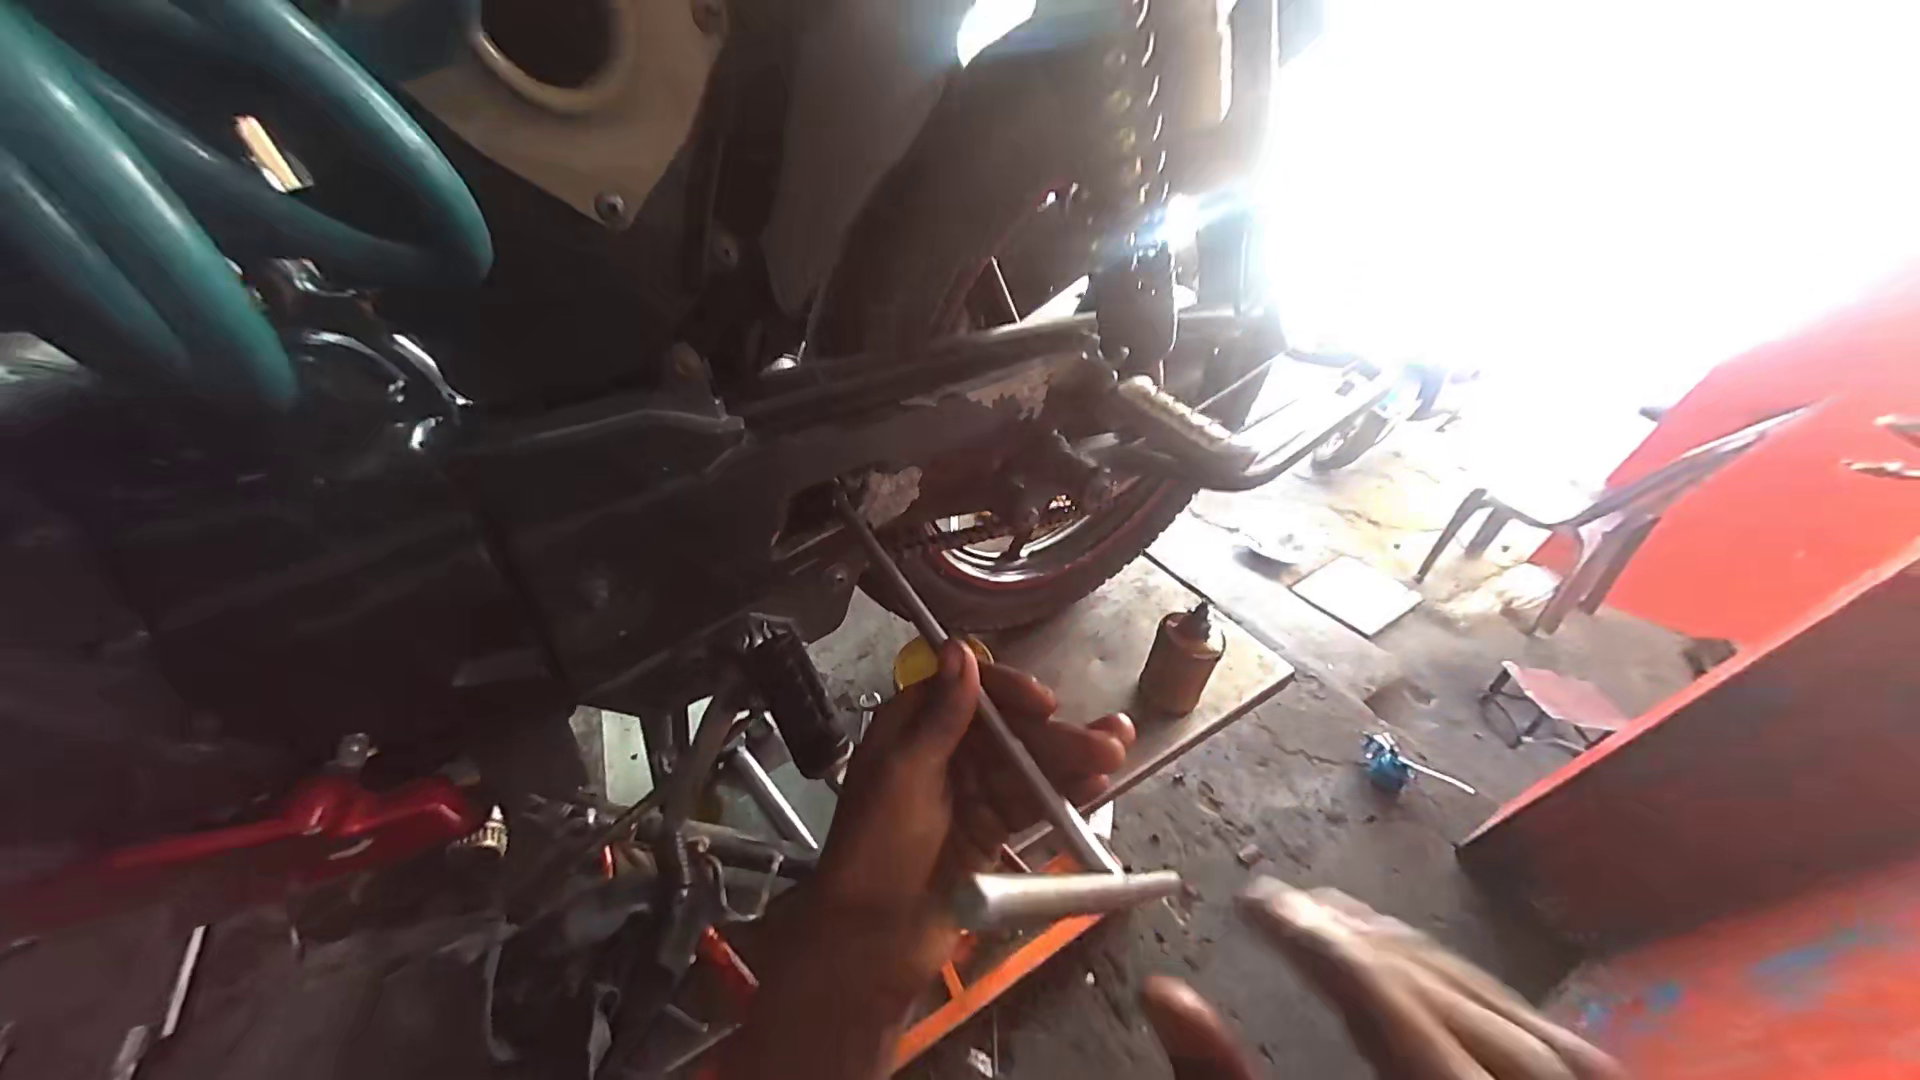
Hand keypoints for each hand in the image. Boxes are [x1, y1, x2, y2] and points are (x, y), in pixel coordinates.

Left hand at [723, 642, 1133, 1079]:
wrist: (871, 942)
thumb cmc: (877, 848)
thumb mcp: (905, 774)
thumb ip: (941, 715)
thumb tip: (959, 648)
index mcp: (911, 728)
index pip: (965, 690)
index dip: (1007, 692)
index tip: (1044, 704)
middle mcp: (942, 751)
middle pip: (1005, 730)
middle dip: (1053, 735)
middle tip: (1108, 739)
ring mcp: (968, 790)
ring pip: (1023, 764)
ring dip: (1068, 760)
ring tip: (1116, 751)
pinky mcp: (988, 827)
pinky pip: (1026, 801)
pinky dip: (1059, 793)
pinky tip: (1093, 784)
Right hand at [1141, 878, 1624, 1079]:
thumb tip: (1162, 995)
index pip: (1387, 1012)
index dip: (1314, 941)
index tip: (1252, 900)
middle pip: (1450, 1005)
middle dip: (1358, 940)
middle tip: (1285, 903)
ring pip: (1514, 1018)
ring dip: (1414, 956)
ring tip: (1338, 918)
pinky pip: (1545, 1048)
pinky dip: (1469, 995)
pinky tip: (1419, 977)